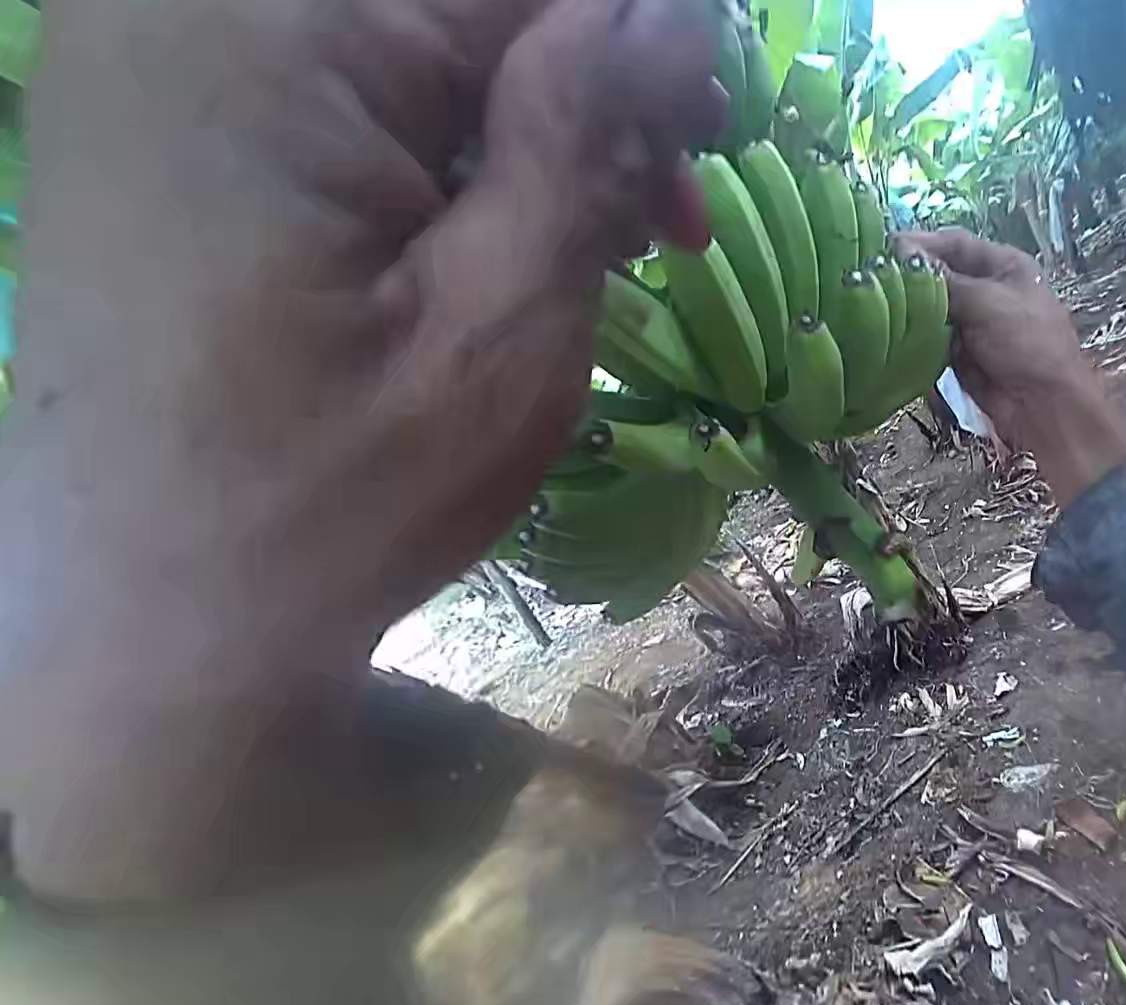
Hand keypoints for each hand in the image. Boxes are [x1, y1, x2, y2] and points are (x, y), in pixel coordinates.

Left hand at [0, 0, 719, 899]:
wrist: (188, 603)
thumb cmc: (367, 479)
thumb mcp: (509, 315)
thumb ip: (578, 146)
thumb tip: (670, 19)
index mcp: (269, 39)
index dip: (639, 40)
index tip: (717, 129)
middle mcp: (200, 18)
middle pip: (476, 15)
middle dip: (604, 97)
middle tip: (678, 216)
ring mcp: (191, 80)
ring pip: (442, 65)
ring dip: (560, 144)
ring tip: (627, 243)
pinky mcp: (212, 147)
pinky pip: (392, 118)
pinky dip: (493, 172)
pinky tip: (545, 245)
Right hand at [904, 229, 1125, 503]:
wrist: (1045, 406)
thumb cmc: (1027, 343)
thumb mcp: (986, 301)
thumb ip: (943, 281)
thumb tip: (903, 259)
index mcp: (1003, 267)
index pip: (955, 244)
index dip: (922, 245)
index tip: (886, 249)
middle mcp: (987, 293)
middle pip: (940, 279)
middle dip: (912, 282)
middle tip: (874, 283)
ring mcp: (974, 327)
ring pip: (932, 313)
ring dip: (911, 315)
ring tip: (879, 312)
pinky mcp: (962, 359)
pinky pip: (932, 344)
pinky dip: (917, 343)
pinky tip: (895, 340)